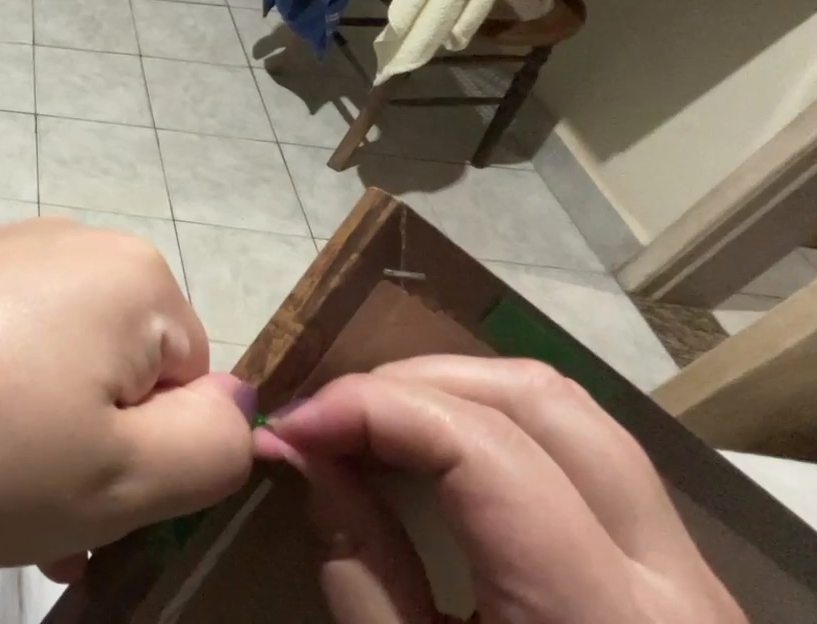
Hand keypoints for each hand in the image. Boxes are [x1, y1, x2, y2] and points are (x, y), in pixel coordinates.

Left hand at [0, 217, 257, 623]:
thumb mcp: (129, 478)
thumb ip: (215, 444)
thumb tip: (227, 402)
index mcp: (127, 269)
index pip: (194, 379)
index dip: (158, 457)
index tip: (100, 509)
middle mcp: (62, 241)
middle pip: (121, 367)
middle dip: (99, 451)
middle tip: (47, 520)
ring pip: (57, 366)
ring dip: (46, 440)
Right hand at [254, 356, 743, 623]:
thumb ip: (357, 557)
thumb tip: (299, 448)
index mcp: (602, 619)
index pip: (484, 447)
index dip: (371, 408)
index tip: (292, 425)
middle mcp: (675, 578)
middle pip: (541, 399)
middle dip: (411, 381)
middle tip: (331, 416)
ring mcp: (689, 567)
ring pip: (567, 408)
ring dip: (449, 392)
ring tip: (371, 423)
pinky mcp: (674, 566)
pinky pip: (576, 450)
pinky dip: (485, 421)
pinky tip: (426, 450)